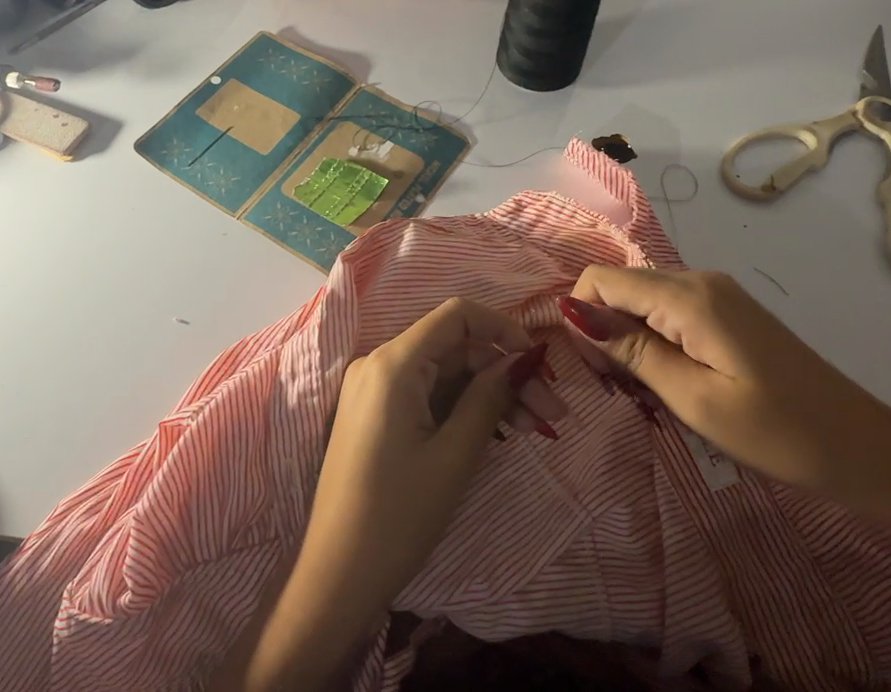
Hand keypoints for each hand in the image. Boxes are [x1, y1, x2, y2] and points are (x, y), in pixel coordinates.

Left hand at [221, 298, 564, 691]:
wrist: (338, 574)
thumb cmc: (398, 515)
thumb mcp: (454, 455)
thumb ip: (488, 398)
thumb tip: (521, 360)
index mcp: (393, 363)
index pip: (456, 316)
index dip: (503, 329)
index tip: (540, 363)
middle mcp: (378, 364)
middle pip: (454, 348)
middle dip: (505, 373)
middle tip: (552, 415)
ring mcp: (373, 390)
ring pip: (444, 374)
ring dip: (490, 394)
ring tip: (535, 430)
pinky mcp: (375, 415)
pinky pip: (426, 395)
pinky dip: (463, 408)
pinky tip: (499, 431)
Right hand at [559, 267, 890, 505]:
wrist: (864, 447)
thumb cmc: (777, 432)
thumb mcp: (693, 399)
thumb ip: (632, 350)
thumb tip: (572, 312)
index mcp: (689, 297)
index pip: (601, 279)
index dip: (581, 319)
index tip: (597, 370)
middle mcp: (699, 280)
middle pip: (620, 286)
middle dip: (602, 330)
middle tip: (621, 388)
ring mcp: (717, 293)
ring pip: (641, 298)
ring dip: (627, 338)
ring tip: (647, 389)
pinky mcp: (728, 311)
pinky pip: (668, 309)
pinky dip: (654, 338)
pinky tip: (671, 377)